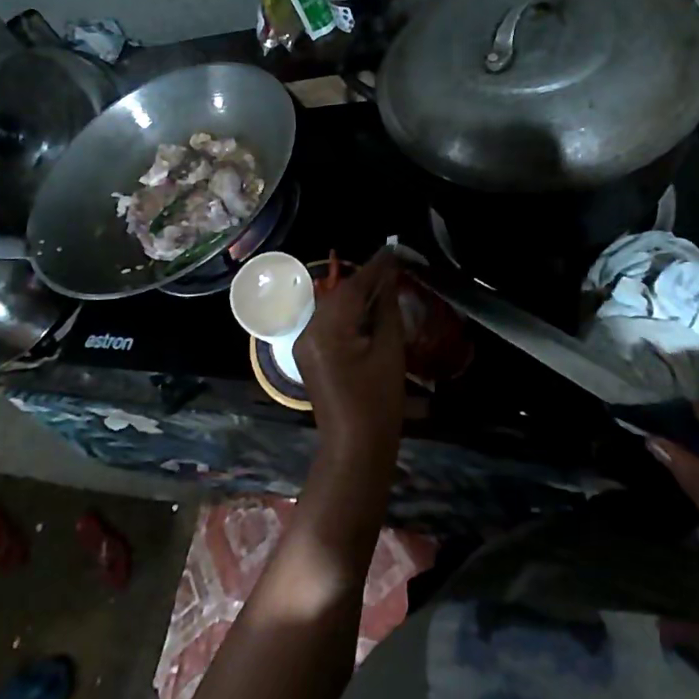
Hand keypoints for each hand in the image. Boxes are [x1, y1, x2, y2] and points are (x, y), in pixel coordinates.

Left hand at [295, 251, 404, 450]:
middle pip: (338, 295)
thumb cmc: (379, 403)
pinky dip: (347, 314)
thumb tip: (389, 279)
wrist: (355, 447)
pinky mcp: (308, 355)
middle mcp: (308, 331)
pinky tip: (367, 310)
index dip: (375, 267)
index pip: (353, 287)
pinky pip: (328, 324)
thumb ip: (386, 310)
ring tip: (383, 283)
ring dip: (355, 295)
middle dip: (364, 279)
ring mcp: (304, 344)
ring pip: (332, 308)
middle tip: (392, 266)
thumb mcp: (389, 352)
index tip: (393, 250)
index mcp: (327, 329)